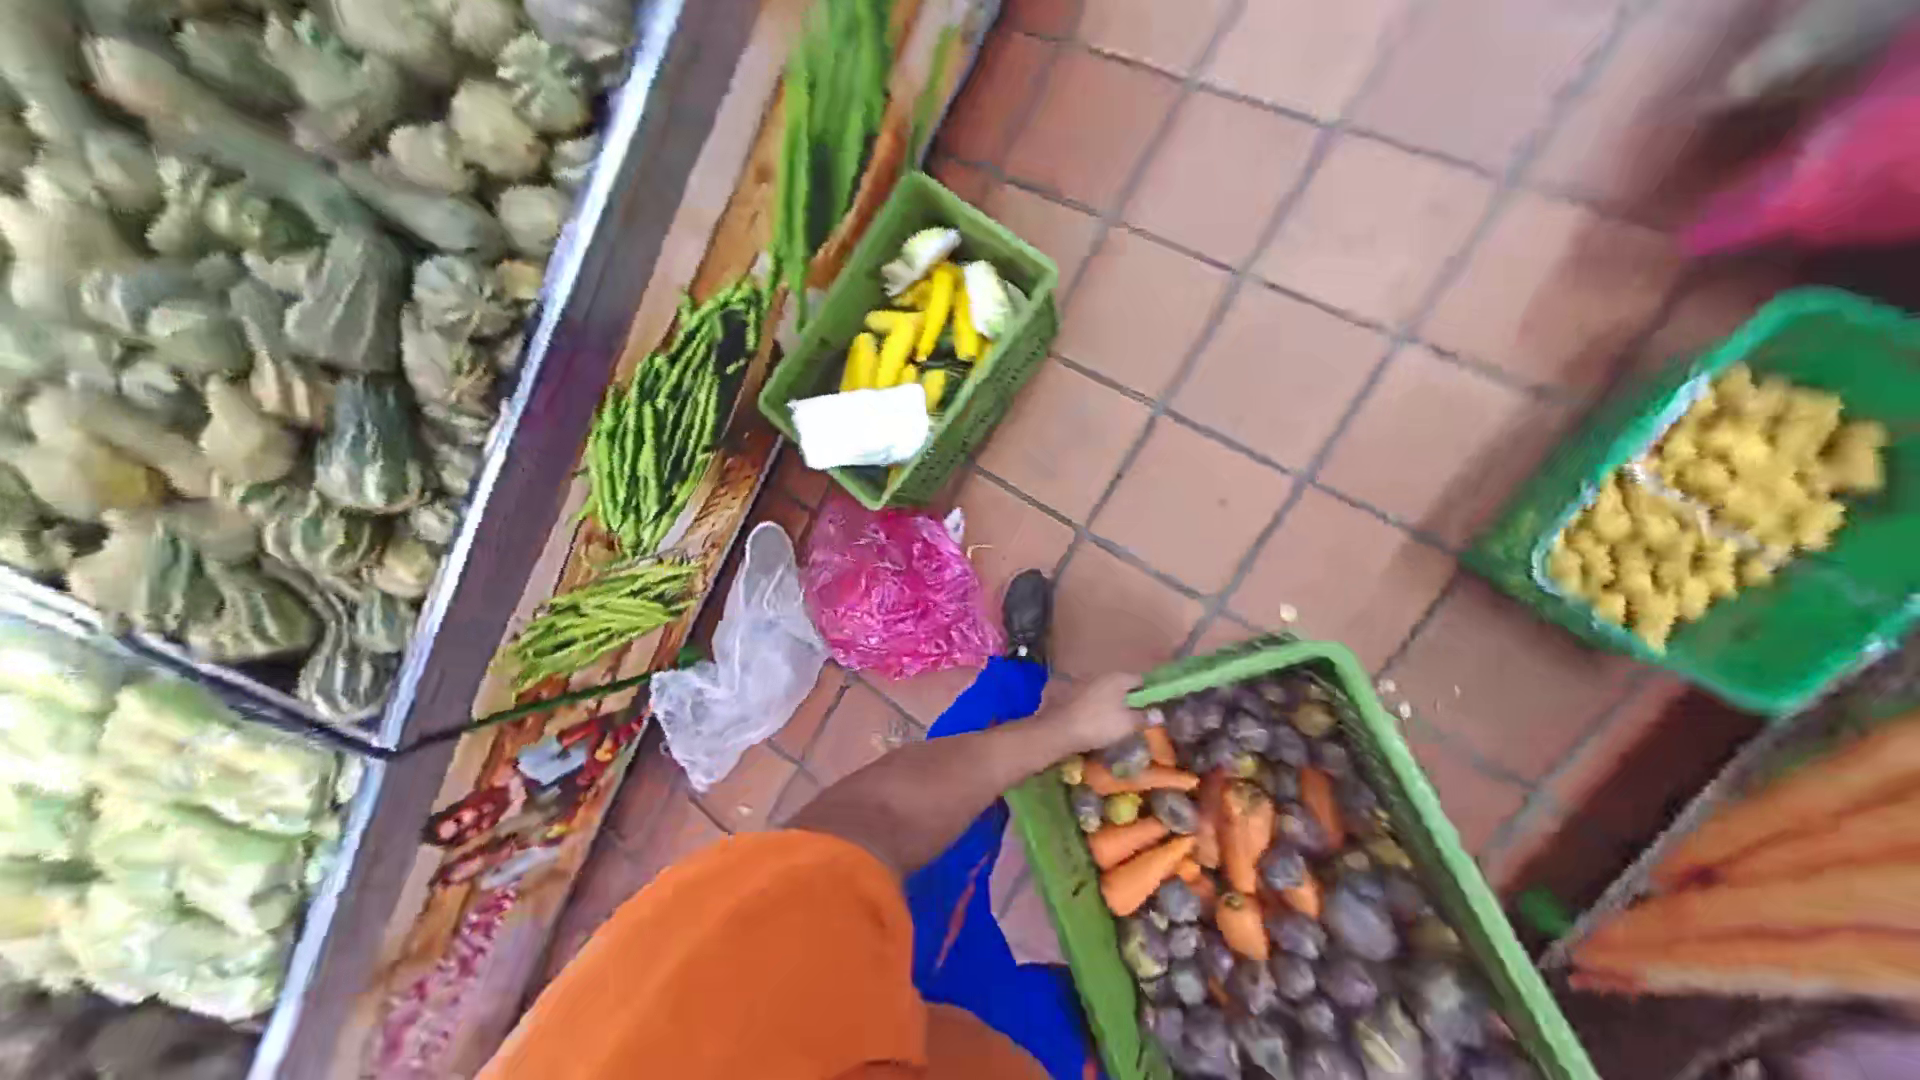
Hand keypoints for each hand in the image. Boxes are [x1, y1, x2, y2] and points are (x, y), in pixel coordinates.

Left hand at [1046, 672, 1149, 753]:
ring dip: (1101, 698)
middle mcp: (1097, 674)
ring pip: (1096, 688)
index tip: (1149, 705)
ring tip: (1103, 716)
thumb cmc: (1098, 725)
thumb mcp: (1127, 724)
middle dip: (1122, 695)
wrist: (1058, 729)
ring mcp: (1077, 680)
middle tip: (1127, 713)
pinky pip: (1076, 694)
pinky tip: (1080, 713)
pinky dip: (1080, 701)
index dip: (1146, 692)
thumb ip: (1144, 717)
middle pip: (1116, 683)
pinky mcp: (1059, 689)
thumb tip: (1159, 713)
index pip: (1138, 680)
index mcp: (1116, 678)